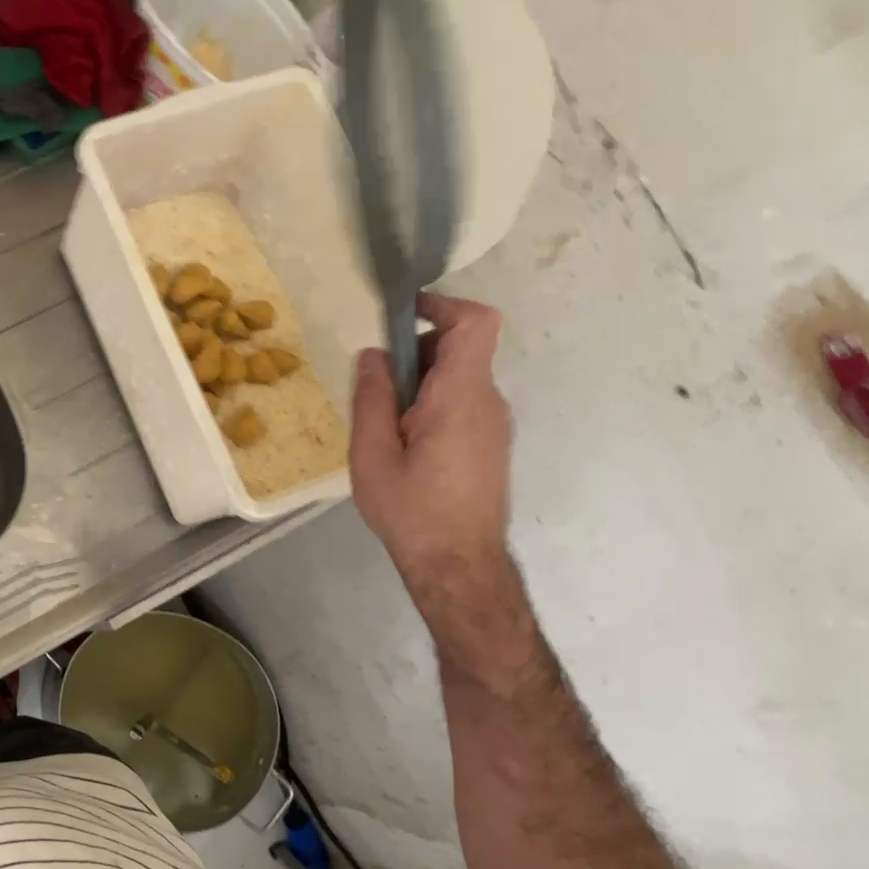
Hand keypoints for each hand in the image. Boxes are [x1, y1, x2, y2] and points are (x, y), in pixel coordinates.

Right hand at [350, 293, 513, 581]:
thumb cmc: (411, 509)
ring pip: (459, 380)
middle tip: (374, 387)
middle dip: (416, 352)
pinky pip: (462, 405)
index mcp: (461, 397)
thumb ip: (373, 399)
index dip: (443, 305)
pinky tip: (402, 445)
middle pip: (461, 349)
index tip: (401, 315)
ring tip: (382, 425)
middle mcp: (488, 402)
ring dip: (420, 384)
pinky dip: (431, 406)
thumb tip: (373, 355)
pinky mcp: (491, 444)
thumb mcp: (373, 454)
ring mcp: (495, 424)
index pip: (476, 323)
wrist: (458, 562)